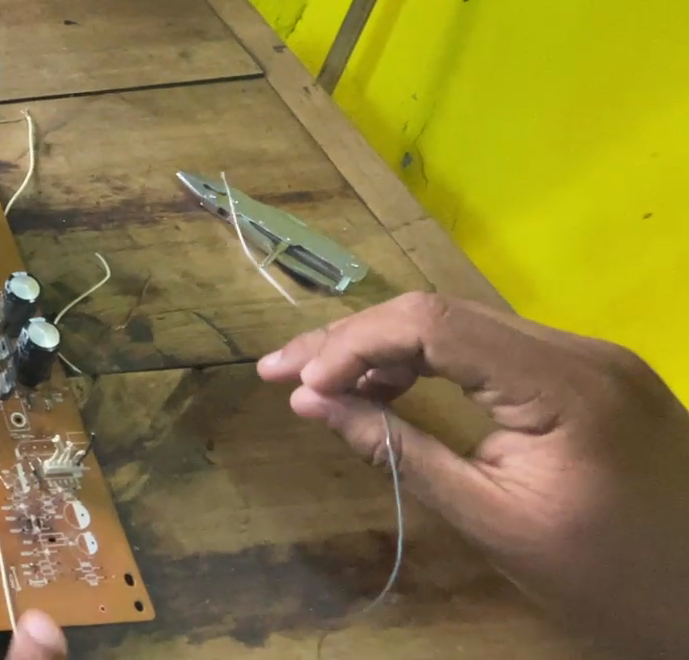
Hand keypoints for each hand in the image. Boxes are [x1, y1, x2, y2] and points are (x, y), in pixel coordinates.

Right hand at [258, 292, 688, 656]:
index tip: (300, 386)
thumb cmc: (614, 579)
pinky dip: (412, 360)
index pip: (428, 325)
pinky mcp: (577, 374)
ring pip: (444, 323)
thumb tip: (303, 402)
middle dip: (345, 341)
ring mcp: (581, 359)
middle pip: (429, 315)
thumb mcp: (492, 520)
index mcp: (566, 386)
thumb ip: (395, 450)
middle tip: (279, 372)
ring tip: (312, 378)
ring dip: (371, 347)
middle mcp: (576, 352)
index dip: (350, 346)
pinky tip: (374, 384)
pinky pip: (473, 346)